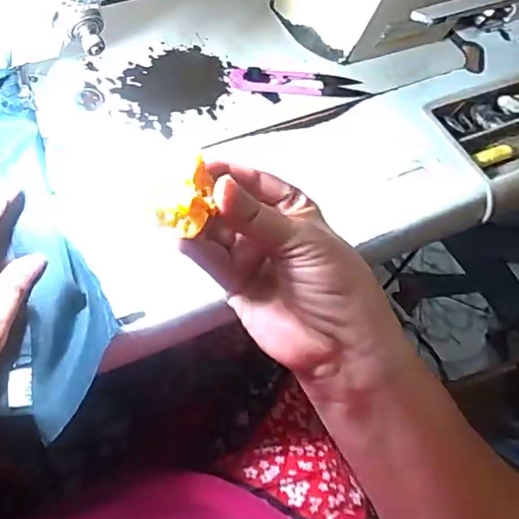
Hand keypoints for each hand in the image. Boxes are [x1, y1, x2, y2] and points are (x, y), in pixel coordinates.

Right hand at [180, 162, 408, 398]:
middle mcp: (266, 229)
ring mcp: (248, 256)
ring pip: (215, 230)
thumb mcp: (303, 242)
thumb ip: (257, 217)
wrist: (342, 351)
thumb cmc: (338, 287)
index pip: (256, 182)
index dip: (230, 173)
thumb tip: (220, 187)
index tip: (202, 167)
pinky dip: (193, 246)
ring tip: (176, 210)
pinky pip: (210, 259)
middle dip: (205, 195)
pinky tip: (183, 237)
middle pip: (229, 204)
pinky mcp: (233, 282)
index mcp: (292, 210)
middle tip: (180, 187)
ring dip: (195, 219)